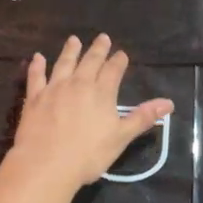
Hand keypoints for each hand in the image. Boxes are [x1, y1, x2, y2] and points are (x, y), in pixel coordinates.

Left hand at [11, 33, 172, 188]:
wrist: (46, 164)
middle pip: (90, 61)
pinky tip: (38, 58)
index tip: (122, 54)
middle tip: (102, 38)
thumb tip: (168, 102)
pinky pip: (36, 77)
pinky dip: (37, 66)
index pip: (113, 70)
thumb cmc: (88, 155)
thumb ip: (142, 117)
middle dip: (98, 49)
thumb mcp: (121, 138)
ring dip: (70, 50)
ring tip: (74, 40)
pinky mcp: (34, 98)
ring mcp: (54, 89)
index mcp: (102, 93)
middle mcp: (78, 84)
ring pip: (64, 63)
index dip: (118, 61)